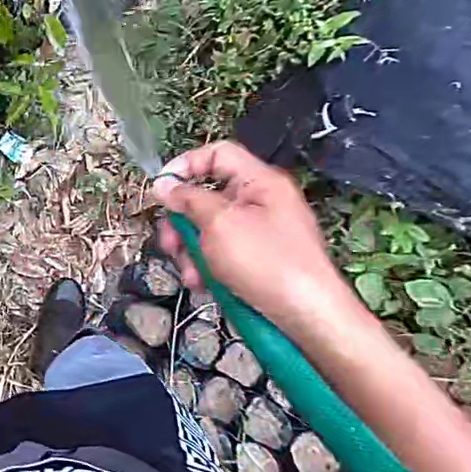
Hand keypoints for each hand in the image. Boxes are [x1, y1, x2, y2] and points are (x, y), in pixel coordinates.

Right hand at [149, 141, 357, 332]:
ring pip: (210, 229)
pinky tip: (203, 283)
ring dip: (191, 249)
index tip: (162, 187)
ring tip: (190, 271)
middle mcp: (262, 202)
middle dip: (183, 220)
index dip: (185, 165)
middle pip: (208, 195)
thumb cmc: (270, 265)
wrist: (308, 317)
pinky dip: (207, 266)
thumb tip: (165, 184)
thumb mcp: (219, 224)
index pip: (217, 154)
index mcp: (260, 182)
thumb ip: (188, 199)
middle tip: (171, 240)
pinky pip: (222, 253)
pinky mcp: (258, 260)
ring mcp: (261, 232)